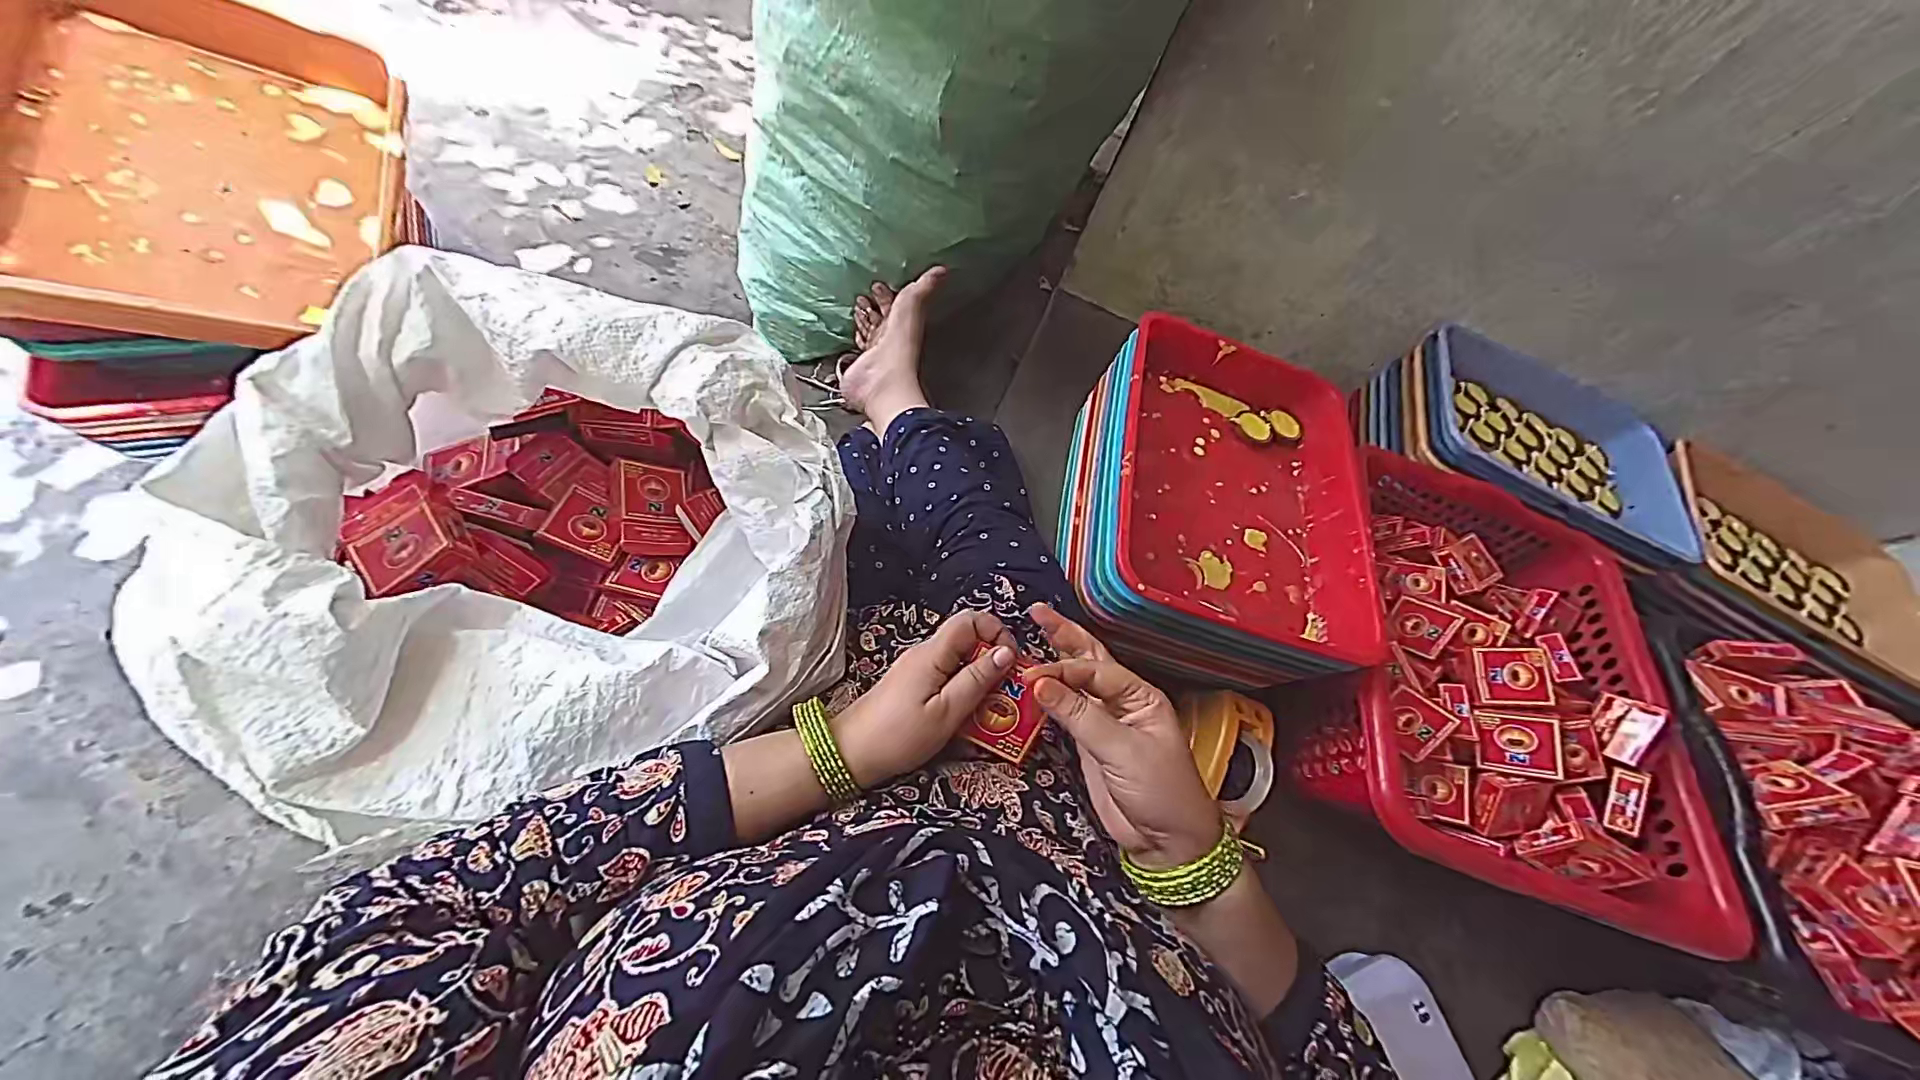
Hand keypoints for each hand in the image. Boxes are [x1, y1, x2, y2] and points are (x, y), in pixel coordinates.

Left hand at [833, 609, 1016, 786]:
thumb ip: (977, 680)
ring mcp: (918, 668)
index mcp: (933, 653)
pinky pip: (947, 676)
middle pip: (968, 639)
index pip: (971, 619)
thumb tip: (1005, 653)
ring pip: (960, 660)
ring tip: (992, 708)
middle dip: (993, 661)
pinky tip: (968, 715)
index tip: (1011, 662)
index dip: (996, 632)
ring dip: (980, 679)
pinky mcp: (914, 684)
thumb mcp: (947, 713)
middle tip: (1007, 691)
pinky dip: (963, 690)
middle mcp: (925, 654)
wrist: (850, 754)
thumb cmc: (897, 736)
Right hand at [1024, 603, 1221, 869]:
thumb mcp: (1123, 750)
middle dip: (1064, 635)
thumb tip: (1040, 683)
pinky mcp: (1089, 742)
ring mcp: (1104, 720)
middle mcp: (1122, 701)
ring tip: (1036, 631)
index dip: (1063, 669)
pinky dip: (1049, 693)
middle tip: (1038, 612)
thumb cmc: (1163, 793)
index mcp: (1140, 695)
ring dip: (1056, 657)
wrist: (1168, 843)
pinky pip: (1065, 710)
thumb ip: (1080, 715)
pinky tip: (1035, 682)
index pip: (1094, 669)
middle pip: (1090, 659)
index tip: (1033, 675)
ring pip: (1076, 681)